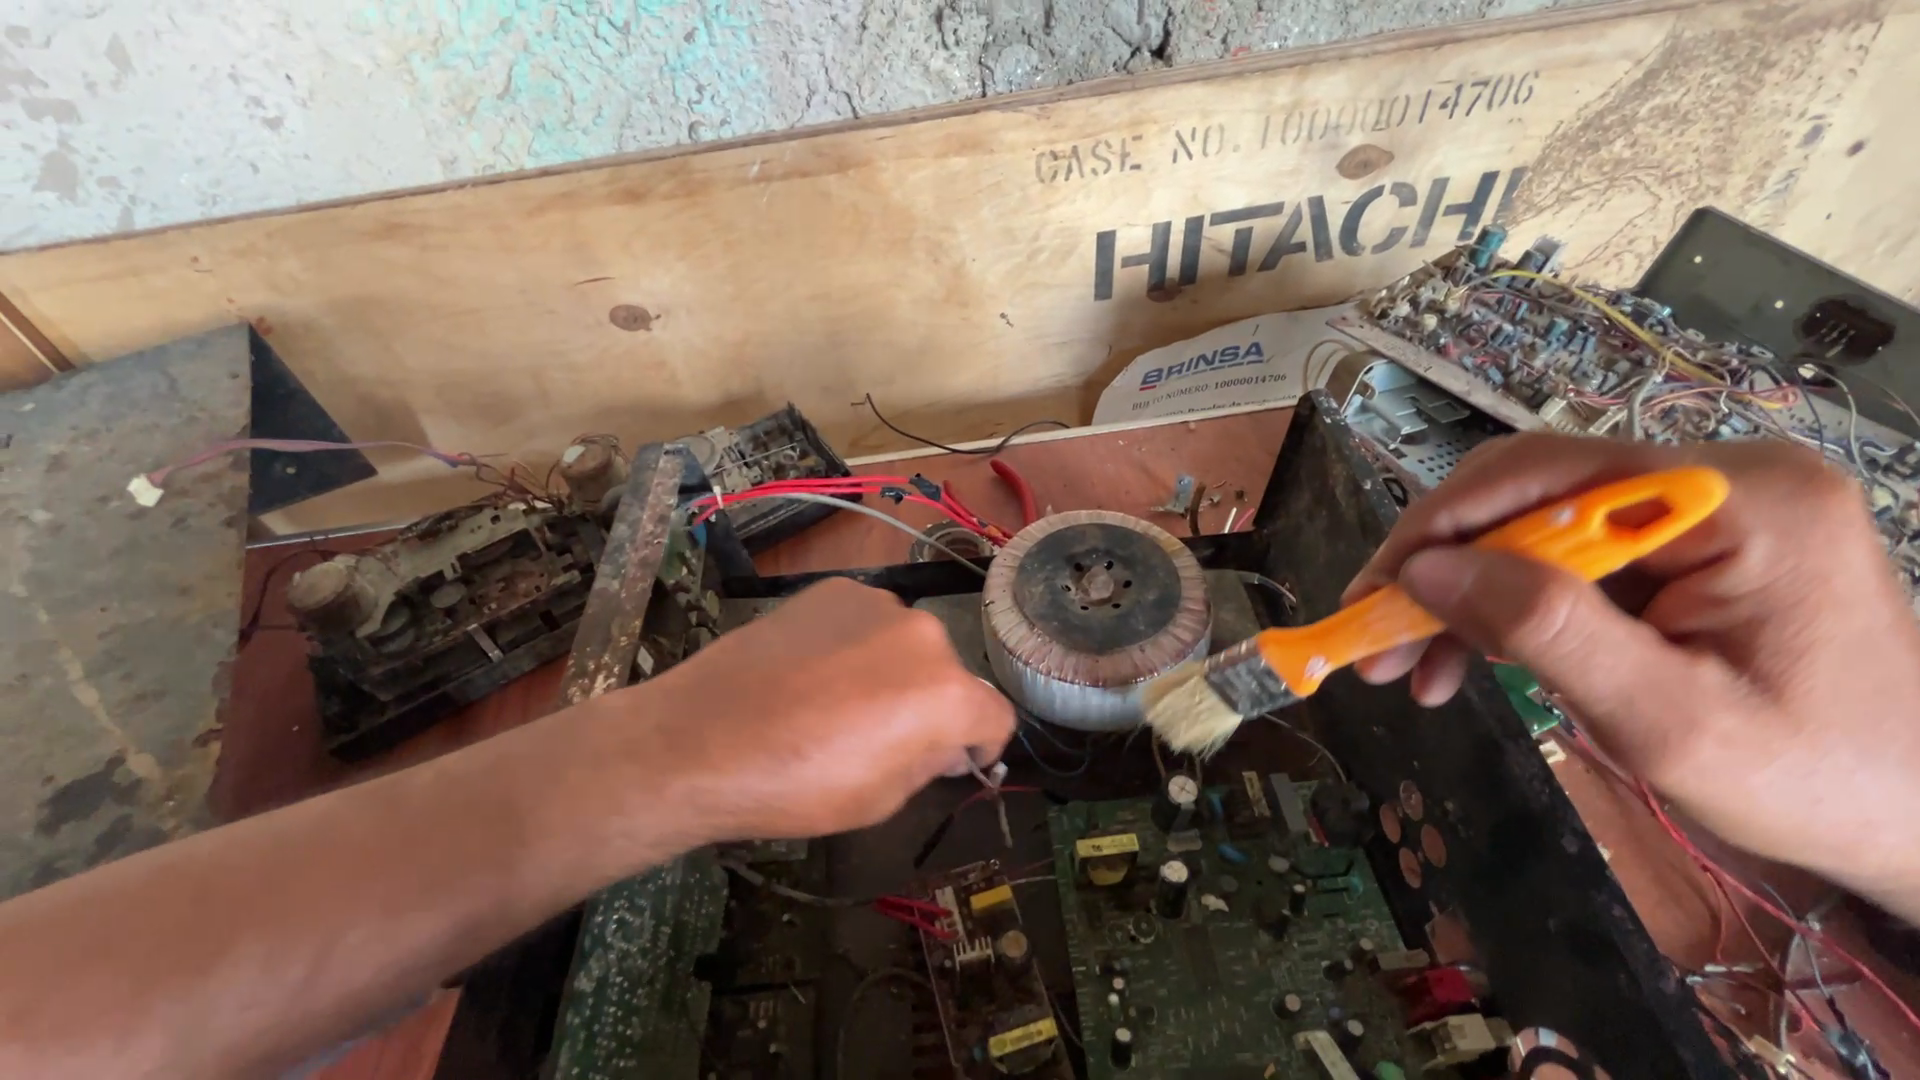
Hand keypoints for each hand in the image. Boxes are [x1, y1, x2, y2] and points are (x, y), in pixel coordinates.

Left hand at [587, 577, 1012, 844]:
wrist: (700, 737)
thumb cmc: (797, 784)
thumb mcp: (881, 798)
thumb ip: (930, 763)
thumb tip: (946, 744)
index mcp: (946, 692)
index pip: (995, 716)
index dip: (977, 746)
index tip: (949, 762)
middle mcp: (924, 634)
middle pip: (948, 674)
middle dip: (929, 705)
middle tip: (879, 735)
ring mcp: (876, 603)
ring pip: (906, 643)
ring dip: (891, 668)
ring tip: (835, 699)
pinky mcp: (833, 589)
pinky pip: (865, 621)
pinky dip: (854, 643)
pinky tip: (810, 669)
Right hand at [1343, 434, 1919, 914]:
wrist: (1918, 817)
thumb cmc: (1812, 779)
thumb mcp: (1667, 720)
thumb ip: (1545, 630)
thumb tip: (1420, 570)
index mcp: (1738, 499)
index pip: (1542, 475)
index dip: (1438, 528)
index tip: (1370, 595)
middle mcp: (1712, 479)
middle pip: (1523, 497)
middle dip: (1436, 570)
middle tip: (1373, 636)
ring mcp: (1692, 509)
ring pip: (1523, 530)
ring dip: (1456, 598)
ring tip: (1405, 667)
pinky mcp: (1672, 546)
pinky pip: (1553, 561)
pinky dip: (1497, 610)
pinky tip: (1458, 663)